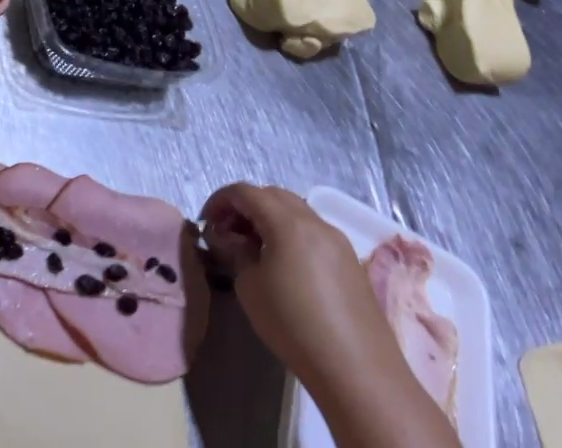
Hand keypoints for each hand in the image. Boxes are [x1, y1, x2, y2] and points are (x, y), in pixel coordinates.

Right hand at [198, 184, 407, 390]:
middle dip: (244, 206)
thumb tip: (223, 236)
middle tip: (226, 232)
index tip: (205, 224)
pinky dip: (289, 233)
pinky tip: (280, 263)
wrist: (356, 369)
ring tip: (251, 247)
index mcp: (289, 223)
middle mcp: (317, 224)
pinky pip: (312, 232)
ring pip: (295, 211)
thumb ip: (233, 249)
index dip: (219, 201)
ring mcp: (338, 242)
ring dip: (268, 218)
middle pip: (273, 195)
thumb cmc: (292, 323)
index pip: (245, 192)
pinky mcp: (350, 262)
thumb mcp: (248, 283)